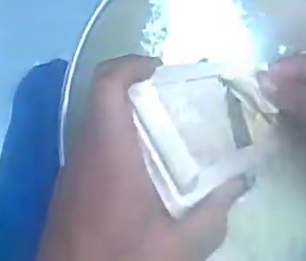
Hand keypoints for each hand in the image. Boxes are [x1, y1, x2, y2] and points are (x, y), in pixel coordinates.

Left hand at [38, 56, 246, 260]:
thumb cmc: (119, 258)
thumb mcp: (175, 247)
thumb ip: (210, 215)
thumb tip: (238, 182)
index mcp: (109, 146)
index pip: (107, 81)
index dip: (131, 64)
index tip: (160, 71)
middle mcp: (86, 144)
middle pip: (103, 94)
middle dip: (135, 86)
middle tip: (170, 100)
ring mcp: (73, 163)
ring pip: (96, 118)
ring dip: (125, 114)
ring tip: (162, 132)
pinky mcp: (68, 184)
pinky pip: (91, 143)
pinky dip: (115, 139)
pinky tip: (140, 169)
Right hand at [260, 53, 305, 260]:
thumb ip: (290, 91)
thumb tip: (260, 79)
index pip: (297, 60)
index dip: (277, 69)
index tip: (253, 80)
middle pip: (295, 76)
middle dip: (276, 84)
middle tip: (252, 94)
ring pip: (295, 96)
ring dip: (279, 102)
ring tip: (259, 109)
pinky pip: (299, 116)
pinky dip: (286, 118)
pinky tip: (274, 123)